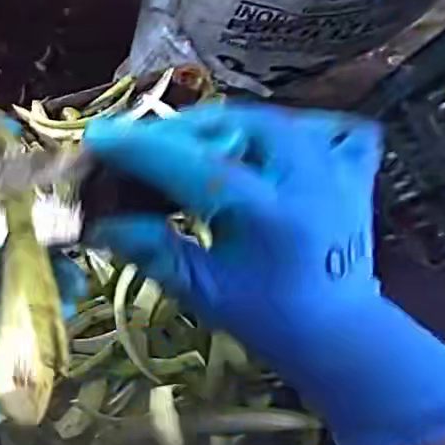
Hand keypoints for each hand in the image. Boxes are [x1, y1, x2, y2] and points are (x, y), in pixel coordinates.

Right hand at [83, 103, 444, 444]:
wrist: (339, 327)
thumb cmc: (265, 316)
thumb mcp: (199, 290)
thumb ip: (149, 250)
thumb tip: (97, 222)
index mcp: (273, 215)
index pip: (195, 165)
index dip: (141, 148)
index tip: (97, 137)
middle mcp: (309, 175)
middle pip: (224, 127)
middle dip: (167, 133)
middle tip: (128, 150)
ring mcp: (336, 161)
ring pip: (254, 117)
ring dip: (205, 129)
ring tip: (170, 150)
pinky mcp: (348, 158)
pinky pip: (300, 121)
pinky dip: (261, 129)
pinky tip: (241, 148)